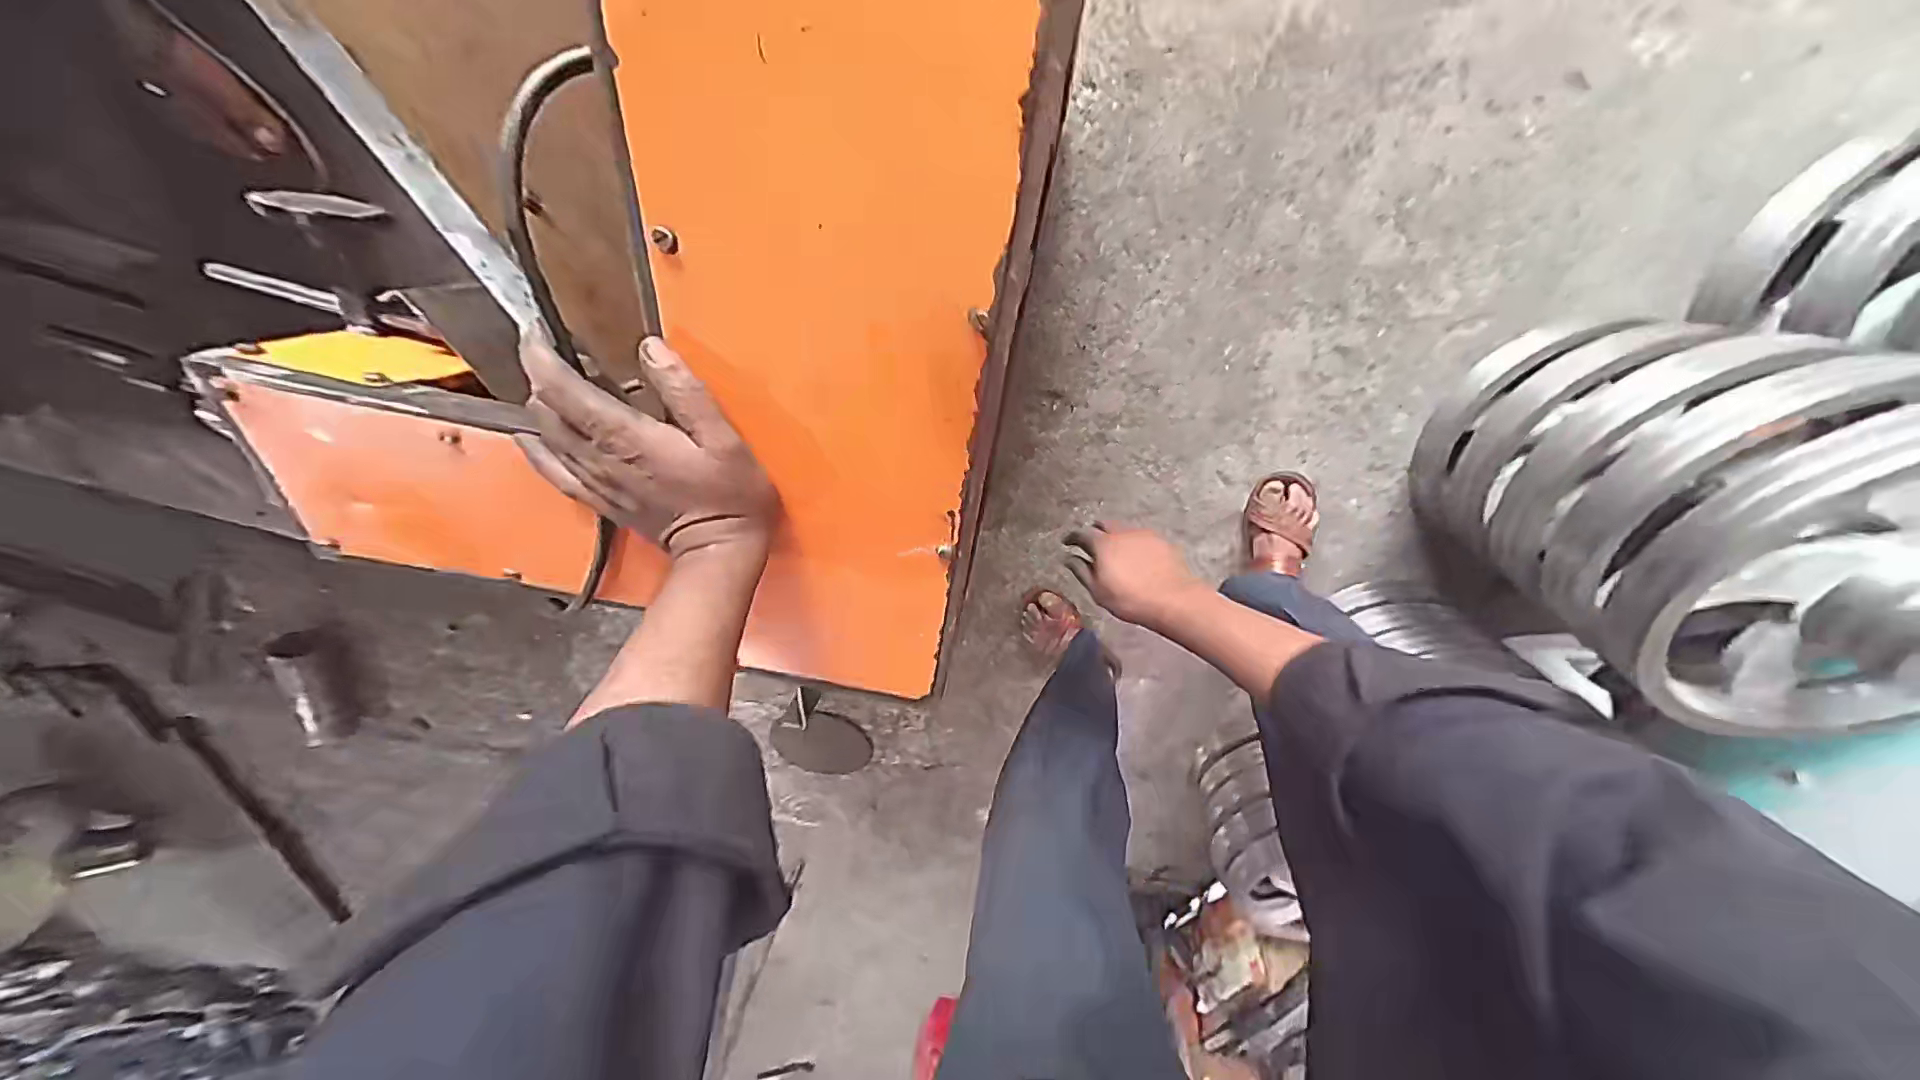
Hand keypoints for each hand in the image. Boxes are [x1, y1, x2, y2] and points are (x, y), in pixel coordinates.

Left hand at [517, 332, 780, 558]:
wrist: (721, 552)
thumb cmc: (730, 498)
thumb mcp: (724, 439)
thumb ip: (686, 392)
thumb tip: (652, 350)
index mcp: (627, 438)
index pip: (561, 389)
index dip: (540, 355)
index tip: (538, 331)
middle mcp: (601, 459)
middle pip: (545, 410)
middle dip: (539, 375)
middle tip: (553, 351)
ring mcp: (597, 482)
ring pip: (544, 437)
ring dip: (540, 407)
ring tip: (551, 384)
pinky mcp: (601, 500)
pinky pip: (553, 471)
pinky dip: (537, 449)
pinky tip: (534, 437)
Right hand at [1064, 524, 1207, 628]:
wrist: (1173, 599)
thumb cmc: (1129, 599)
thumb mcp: (1098, 590)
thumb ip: (1081, 571)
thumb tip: (1069, 558)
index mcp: (1103, 544)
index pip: (1081, 534)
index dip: (1072, 537)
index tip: (1067, 542)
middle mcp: (1122, 533)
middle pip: (1104, 524)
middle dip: (1094, 530)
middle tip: (1091, 542)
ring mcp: (1144, 534)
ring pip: (1124, 529)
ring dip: (1115, 536)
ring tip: (1115, 551)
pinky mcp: (1161, 541)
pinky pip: (1140, 537)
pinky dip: (1133, 542)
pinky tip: (1137, 557)